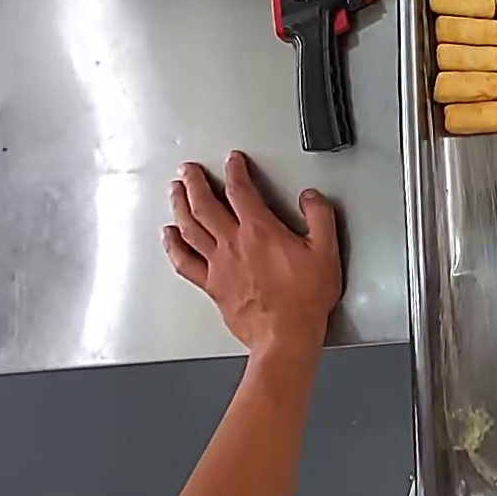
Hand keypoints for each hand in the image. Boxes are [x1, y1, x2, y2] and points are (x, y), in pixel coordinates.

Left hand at [163, 151, 341, 359]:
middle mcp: (234, 244)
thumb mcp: (326, 250)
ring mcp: (219, 265)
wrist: (286, 334)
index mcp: (261, 232)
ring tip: (175, 191)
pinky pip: (185, 261)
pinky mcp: (212, 285)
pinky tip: (169, 236)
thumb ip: (320, 217)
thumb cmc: (305, 297)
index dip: (236, 171)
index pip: (242, 191)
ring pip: (190, 228)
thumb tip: (310, 197)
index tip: (233, 160)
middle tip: (189, 170)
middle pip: (205, 205)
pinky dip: (173, 245)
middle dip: (195, 183)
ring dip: (179, 206)